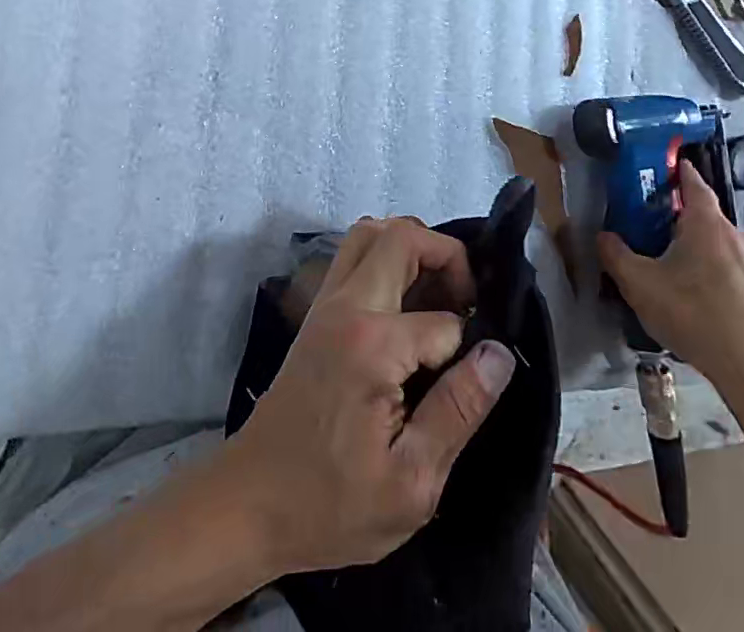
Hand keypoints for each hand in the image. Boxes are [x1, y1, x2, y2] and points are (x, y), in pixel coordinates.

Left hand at [225, 217, 517, 573]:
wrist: (243, 510)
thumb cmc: (328, 506)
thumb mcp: (411, 481)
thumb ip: (459, 409)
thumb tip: (500, 353)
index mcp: (371, 345)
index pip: (446, 322)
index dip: (469, 351)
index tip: (470, 386)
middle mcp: (346, 308)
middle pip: (404, 236)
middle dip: (449, 257)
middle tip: (468, 305)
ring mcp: (325, 306)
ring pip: (373, 233)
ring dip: (415, 250)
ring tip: (440, 298)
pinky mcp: (317, 316)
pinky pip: (357, 258)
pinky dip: (390, 261)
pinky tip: (409, 308)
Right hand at [598, 161, 743, 388]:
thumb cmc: (693, 315)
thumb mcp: (640, 286)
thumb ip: (616, 256)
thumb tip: (603, 237)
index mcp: (706, 224)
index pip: (693, 183)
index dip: (679, 172)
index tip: (669, 167)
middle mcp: (737, 235)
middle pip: (706, 218)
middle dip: (682, 224)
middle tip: (657, 239)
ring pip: (723, 248)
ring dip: (703, 254)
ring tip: (680, 280)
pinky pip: (739, 273)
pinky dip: (722, 278)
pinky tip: (708, 306)